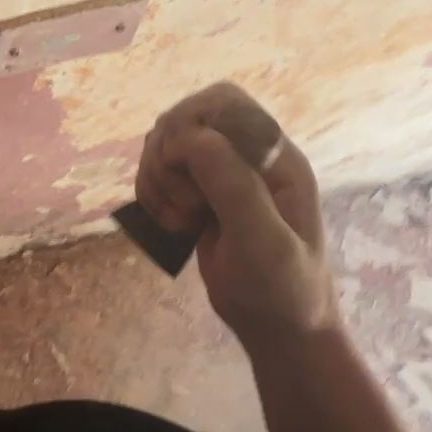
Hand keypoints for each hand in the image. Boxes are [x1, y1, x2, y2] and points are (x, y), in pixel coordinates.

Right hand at [136, 82, 338, 349]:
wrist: (276, 329)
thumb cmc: (282, 289)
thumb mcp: (264, 243)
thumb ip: (233, 186)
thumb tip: (194, 138)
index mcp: (274, 157)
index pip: (223, 102)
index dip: (192, 123)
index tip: (184, 167)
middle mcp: (245, 156)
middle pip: (183, 119)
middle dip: (167, 157)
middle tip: (183, 202)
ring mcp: (219, 173)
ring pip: (162, 144)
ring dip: (156, 179)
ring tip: (178, 219)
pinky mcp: (195, 191)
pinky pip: (154, 171)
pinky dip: (150, 194)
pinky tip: (169, 223)